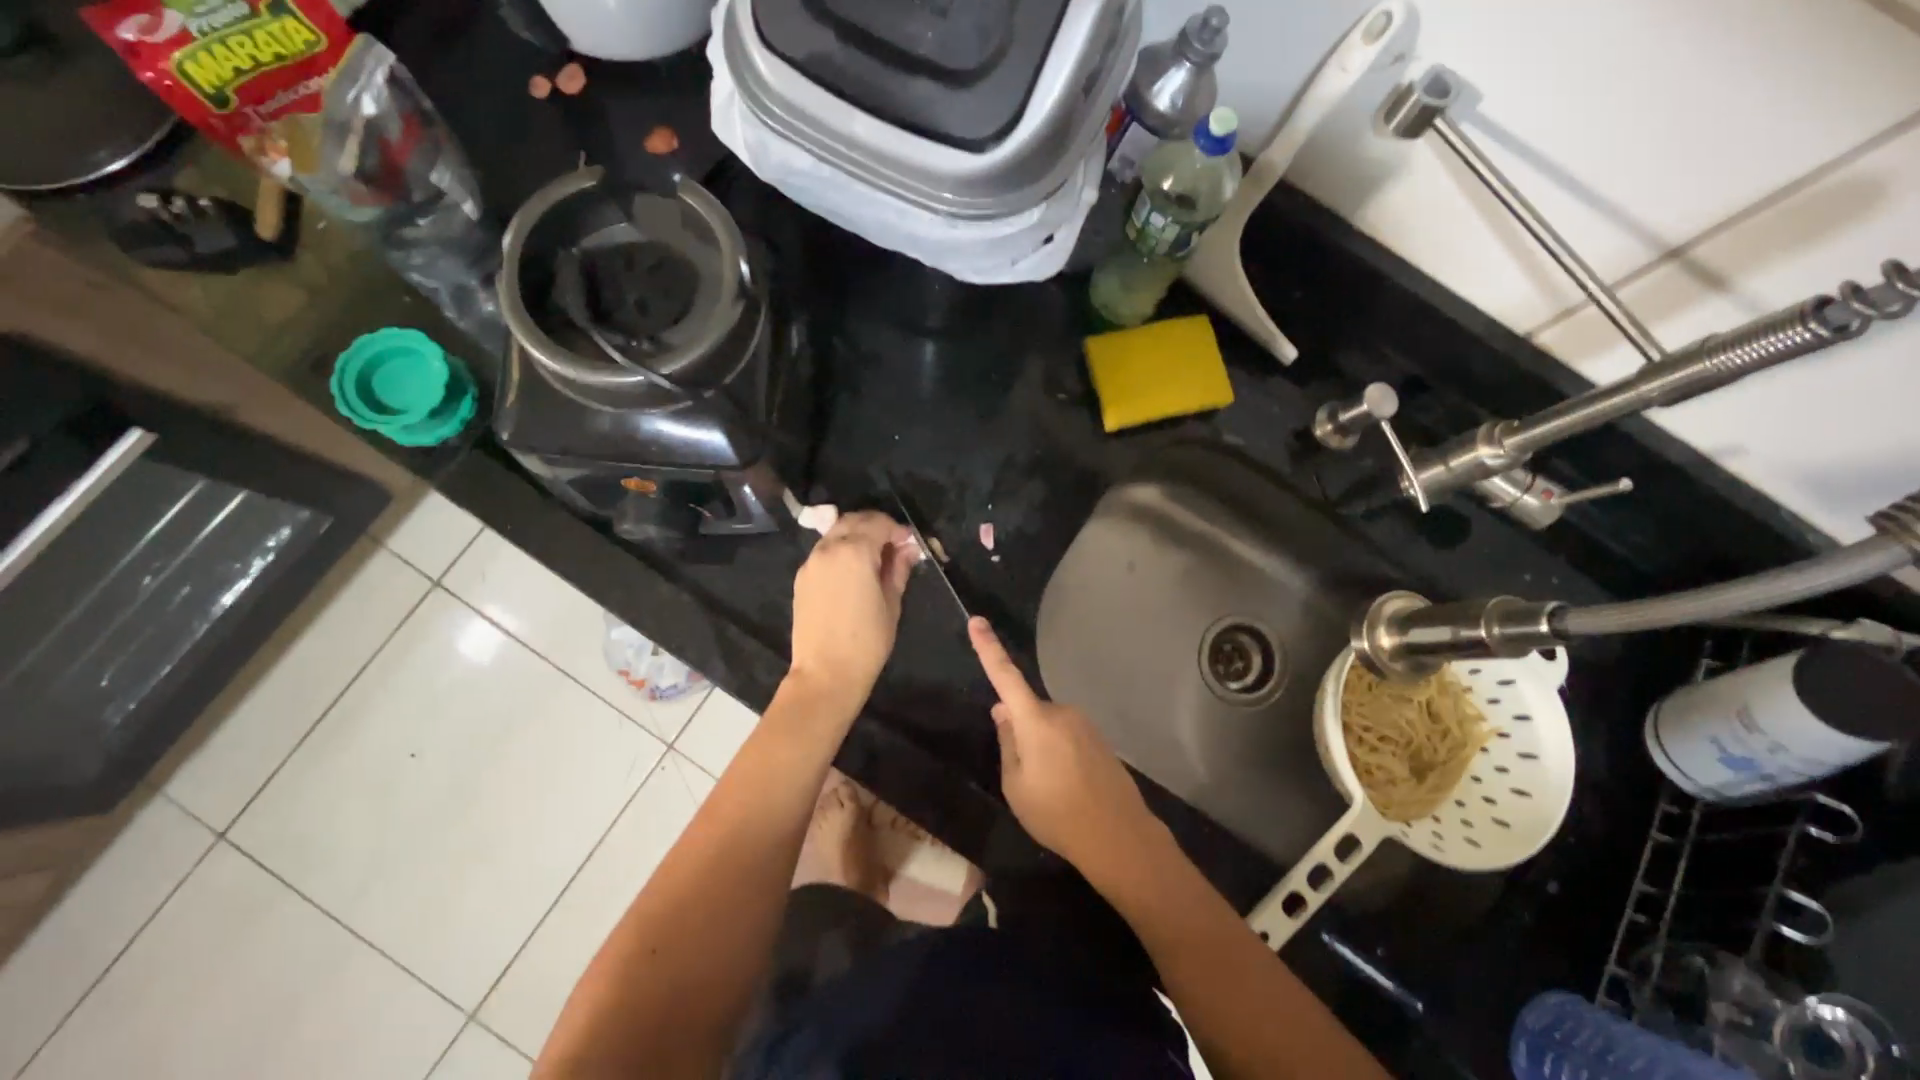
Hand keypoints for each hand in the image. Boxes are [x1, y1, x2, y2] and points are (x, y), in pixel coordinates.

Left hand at [788, 511, 916, 705]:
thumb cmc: (867, 641)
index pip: (878, 523)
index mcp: (855, 551)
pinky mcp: (801, 578)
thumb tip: (908, 550)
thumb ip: (898, 569)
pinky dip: (840, 551)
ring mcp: (811, 562)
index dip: (897, 530)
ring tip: (874, 560)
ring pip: (835, 533)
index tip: (909, 544)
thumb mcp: (892, 603)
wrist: (825, 673)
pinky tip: (853, 573)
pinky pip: (824, 552)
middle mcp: (829, 548)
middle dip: (875, 527)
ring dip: (856, 537)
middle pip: (853, 521)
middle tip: (893, 547)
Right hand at [968, 617, 1165, 875]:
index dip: (989, 649)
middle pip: (1029, 713)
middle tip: (1026, 779)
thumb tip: (1003, 711)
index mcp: (1036, 722)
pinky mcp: (1100, 740)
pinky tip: (1070, 790)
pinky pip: (1068, 739)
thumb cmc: (1057, 814)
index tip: (976, 621)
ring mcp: (1085, 725)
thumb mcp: (1016, 786)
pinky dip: (1062, 758)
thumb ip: (1007, 743)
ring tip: (1051, 792)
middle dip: (1022, 735)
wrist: (1118, 836)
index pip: (1005, 678)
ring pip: (1049, 728)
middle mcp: (1062, 713)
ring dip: (1044, 750)